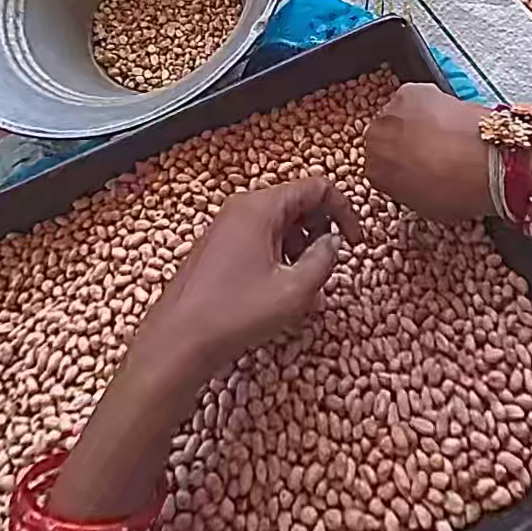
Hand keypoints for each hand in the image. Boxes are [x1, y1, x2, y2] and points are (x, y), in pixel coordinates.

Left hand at [132, 178, 363, 383]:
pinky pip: (259, 238)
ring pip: (279, 223)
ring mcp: (226, 226)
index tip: (355, 242)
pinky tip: (281, 289)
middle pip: (297, 203)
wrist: (176, 342)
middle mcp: (242, 207)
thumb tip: (333, 243)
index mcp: (261, 208)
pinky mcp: (217, 246)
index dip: (344, 211)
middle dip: (321, 230)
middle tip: (330, 264)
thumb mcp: (294, 291)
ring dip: (301, 246)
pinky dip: (279, 255)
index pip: (316, 188)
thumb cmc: (234, 314)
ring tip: (306, 285)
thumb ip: (323, 260)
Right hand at [364, 83, 494, 220]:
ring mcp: (390, 112)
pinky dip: (428, 104)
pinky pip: (414, 97)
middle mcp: (375, 139)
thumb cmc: (460, 191)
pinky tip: (447, 116)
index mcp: (375, 172)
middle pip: (384, 136)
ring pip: (398, 114)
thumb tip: (413, 179)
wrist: (486, 164)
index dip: (399, 165)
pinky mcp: (410, 91)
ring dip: (414, 121)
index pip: (379, 166)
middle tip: (429, 148)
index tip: (413, 166)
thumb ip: (407, 188)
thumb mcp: (425, 206)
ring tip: (442, 131)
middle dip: (403, 141)